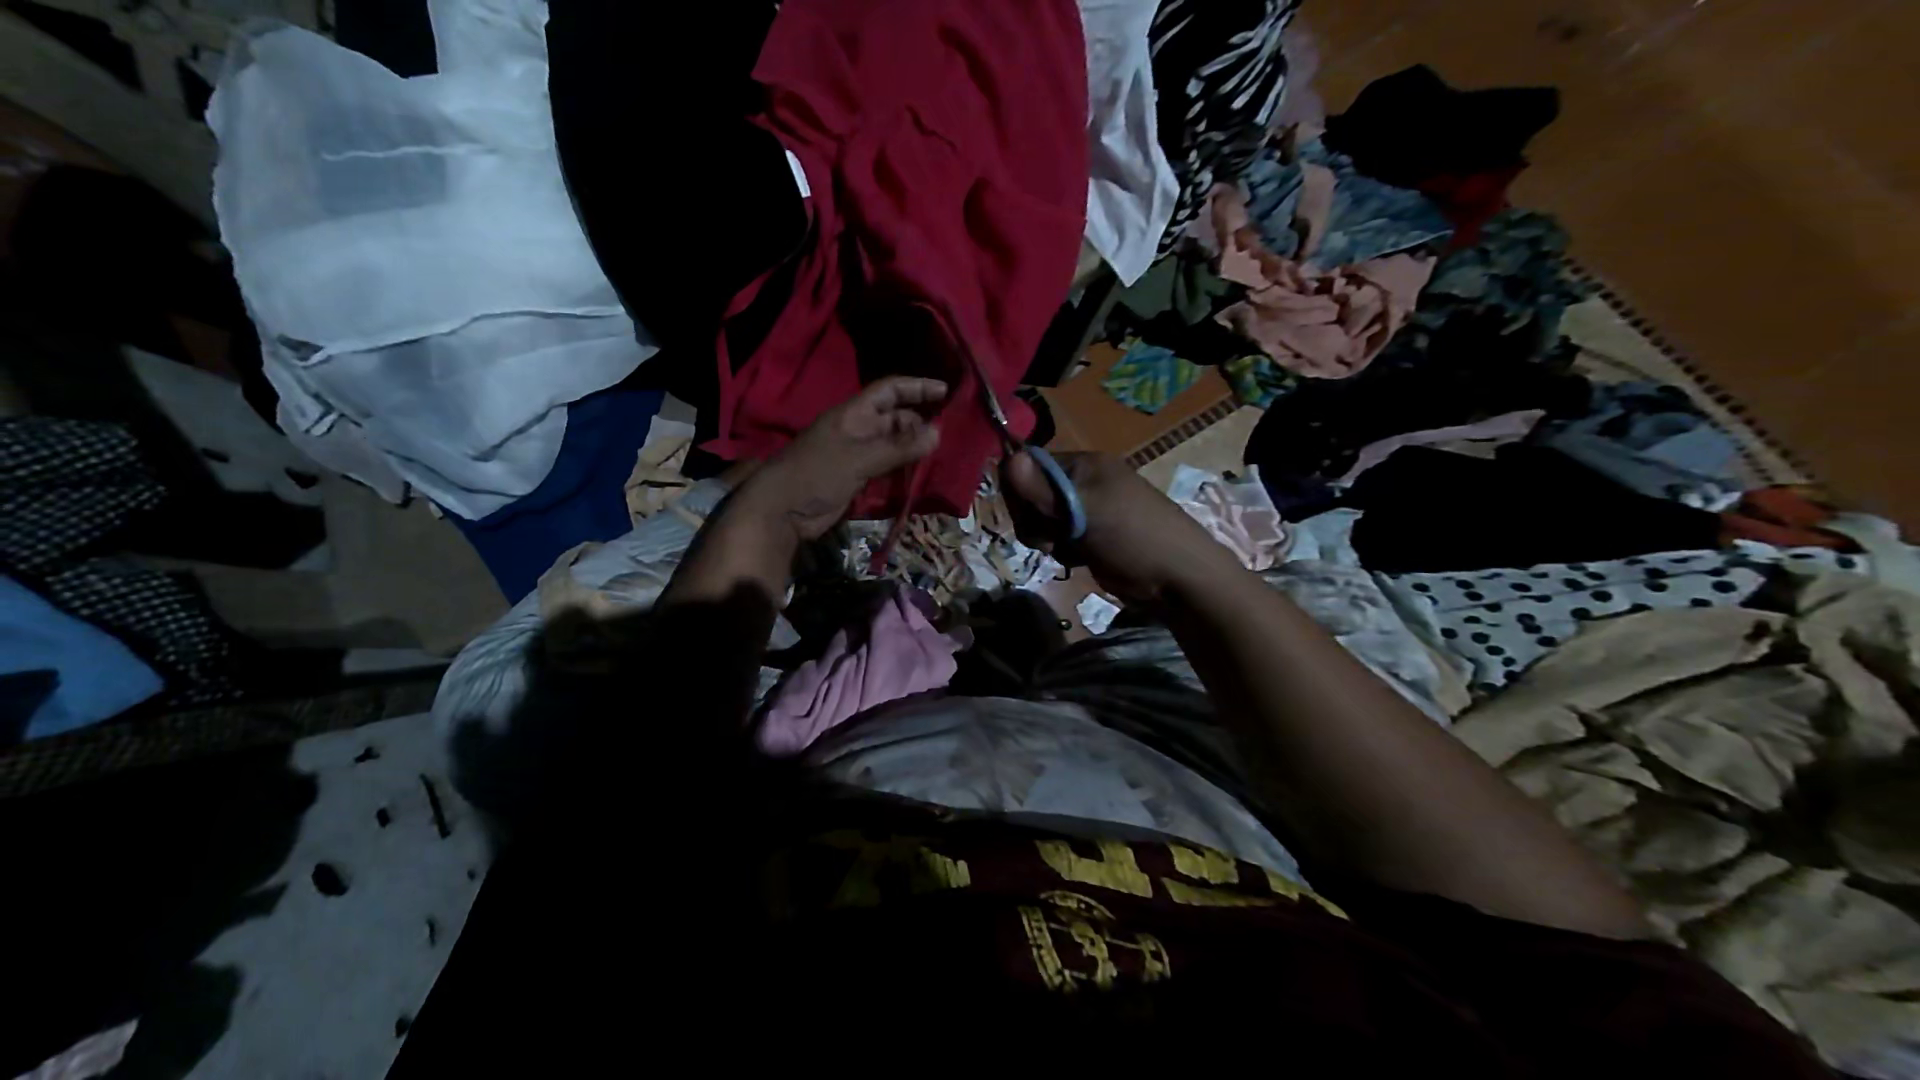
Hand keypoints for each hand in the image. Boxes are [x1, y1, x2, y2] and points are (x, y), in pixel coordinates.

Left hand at [737, 375, 946, 540]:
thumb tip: (937, 433)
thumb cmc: (816, 474)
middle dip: (920, 423)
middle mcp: (858, 430)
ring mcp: (858, 455)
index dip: (916, 387)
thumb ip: (898, 447)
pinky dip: (904, 469)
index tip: (945, 392)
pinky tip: (921, 475)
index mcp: (854, 415)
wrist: (782, 510)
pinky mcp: (858, 478)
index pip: (889, 391)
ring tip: (939, 456)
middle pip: (895, 419)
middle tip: (945, 436)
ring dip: (914, 448)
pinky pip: (887, 467)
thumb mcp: (859, 458)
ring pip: (893, 445)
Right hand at [1003, 450, 1241, 606]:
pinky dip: (1063, 549)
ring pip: (1044, 520)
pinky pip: (1060, 538)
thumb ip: (1043, 489)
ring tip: (1068, 549)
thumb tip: (1008, 457)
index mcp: (1085, 464)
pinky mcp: (1092, 535)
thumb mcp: (1085, 511)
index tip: (1031, 514)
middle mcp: (1085, 481)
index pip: (1030, 465)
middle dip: (1035, 519)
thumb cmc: (1132, 536)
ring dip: (1048, 538)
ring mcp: (1089, 510)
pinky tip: (1078, 558)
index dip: (1021, 491)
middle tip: (1052, 537)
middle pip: (1033, 494)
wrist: (1178, 578)